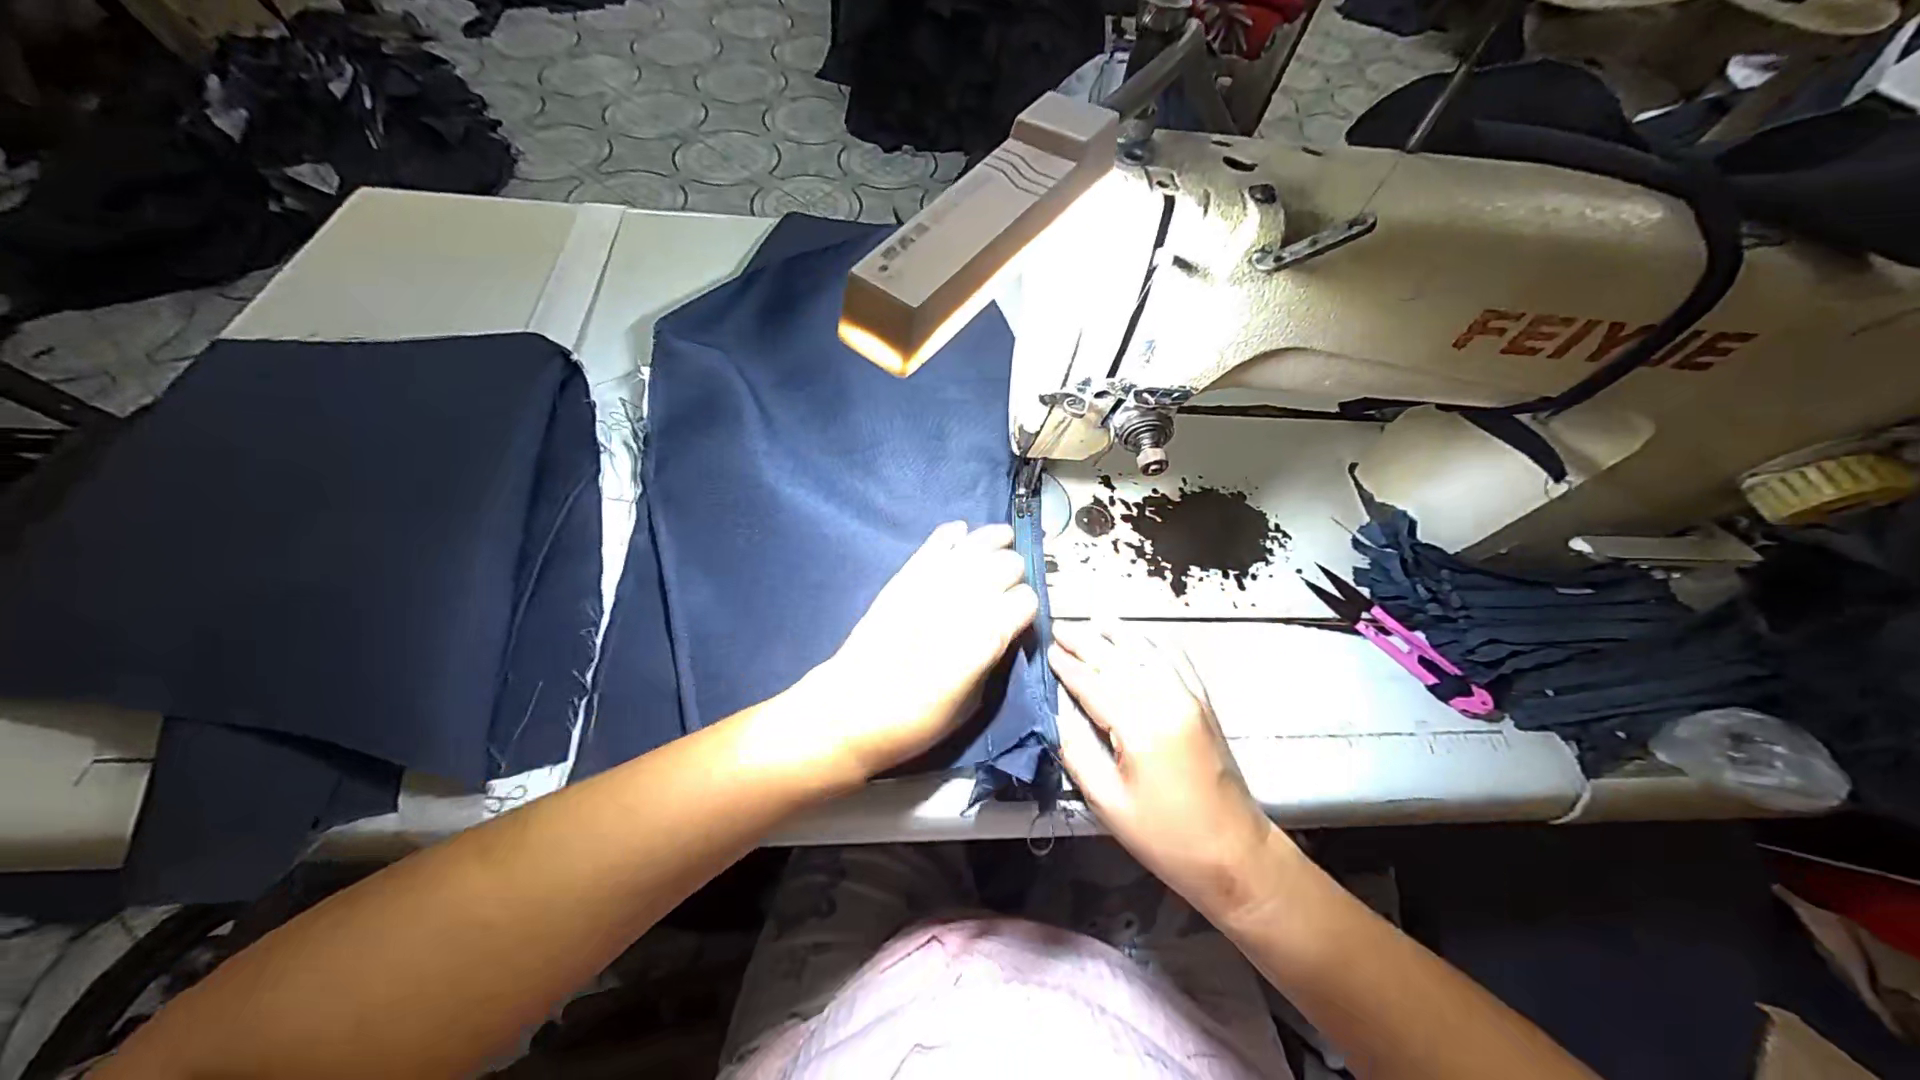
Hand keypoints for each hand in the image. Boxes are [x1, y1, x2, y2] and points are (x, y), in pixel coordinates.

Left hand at [814, 522, 1038, 780]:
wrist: (852, 710)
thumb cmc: (917, 719)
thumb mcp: (973, 703)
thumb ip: (995, 659)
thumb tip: (1007, 632)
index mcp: (986, 636)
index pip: (1027, 600)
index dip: (1028, 608)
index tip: (1021, 618)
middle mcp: (965, 600)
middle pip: (1008, 565)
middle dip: (1015, 574)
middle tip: (1008, 588)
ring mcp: (934, 582)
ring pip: (979, 543)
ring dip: (996, 542)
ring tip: (1002, 542)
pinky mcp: (908, 575)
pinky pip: (938, 541)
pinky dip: (954, 535)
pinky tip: (961, 536)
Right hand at [1051, 622, 1290, 920]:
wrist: (1235, 853)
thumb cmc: (1166, 836)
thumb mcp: (1108, 801)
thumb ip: (1076, 751)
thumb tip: (1056, 714)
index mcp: (1140, 726)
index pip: (1094, 683)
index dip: (1068, 667)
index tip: (1048, 651)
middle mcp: (1166, 701)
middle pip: (1119, 660)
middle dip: (1087, 643)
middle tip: (1061, 628)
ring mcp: (1189, 699)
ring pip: (1147, 653)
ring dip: (1118, 637)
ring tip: (1094, 623)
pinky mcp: (1204, 704)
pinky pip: (1177, 661)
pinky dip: (1154, 644)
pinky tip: (1141, 639)